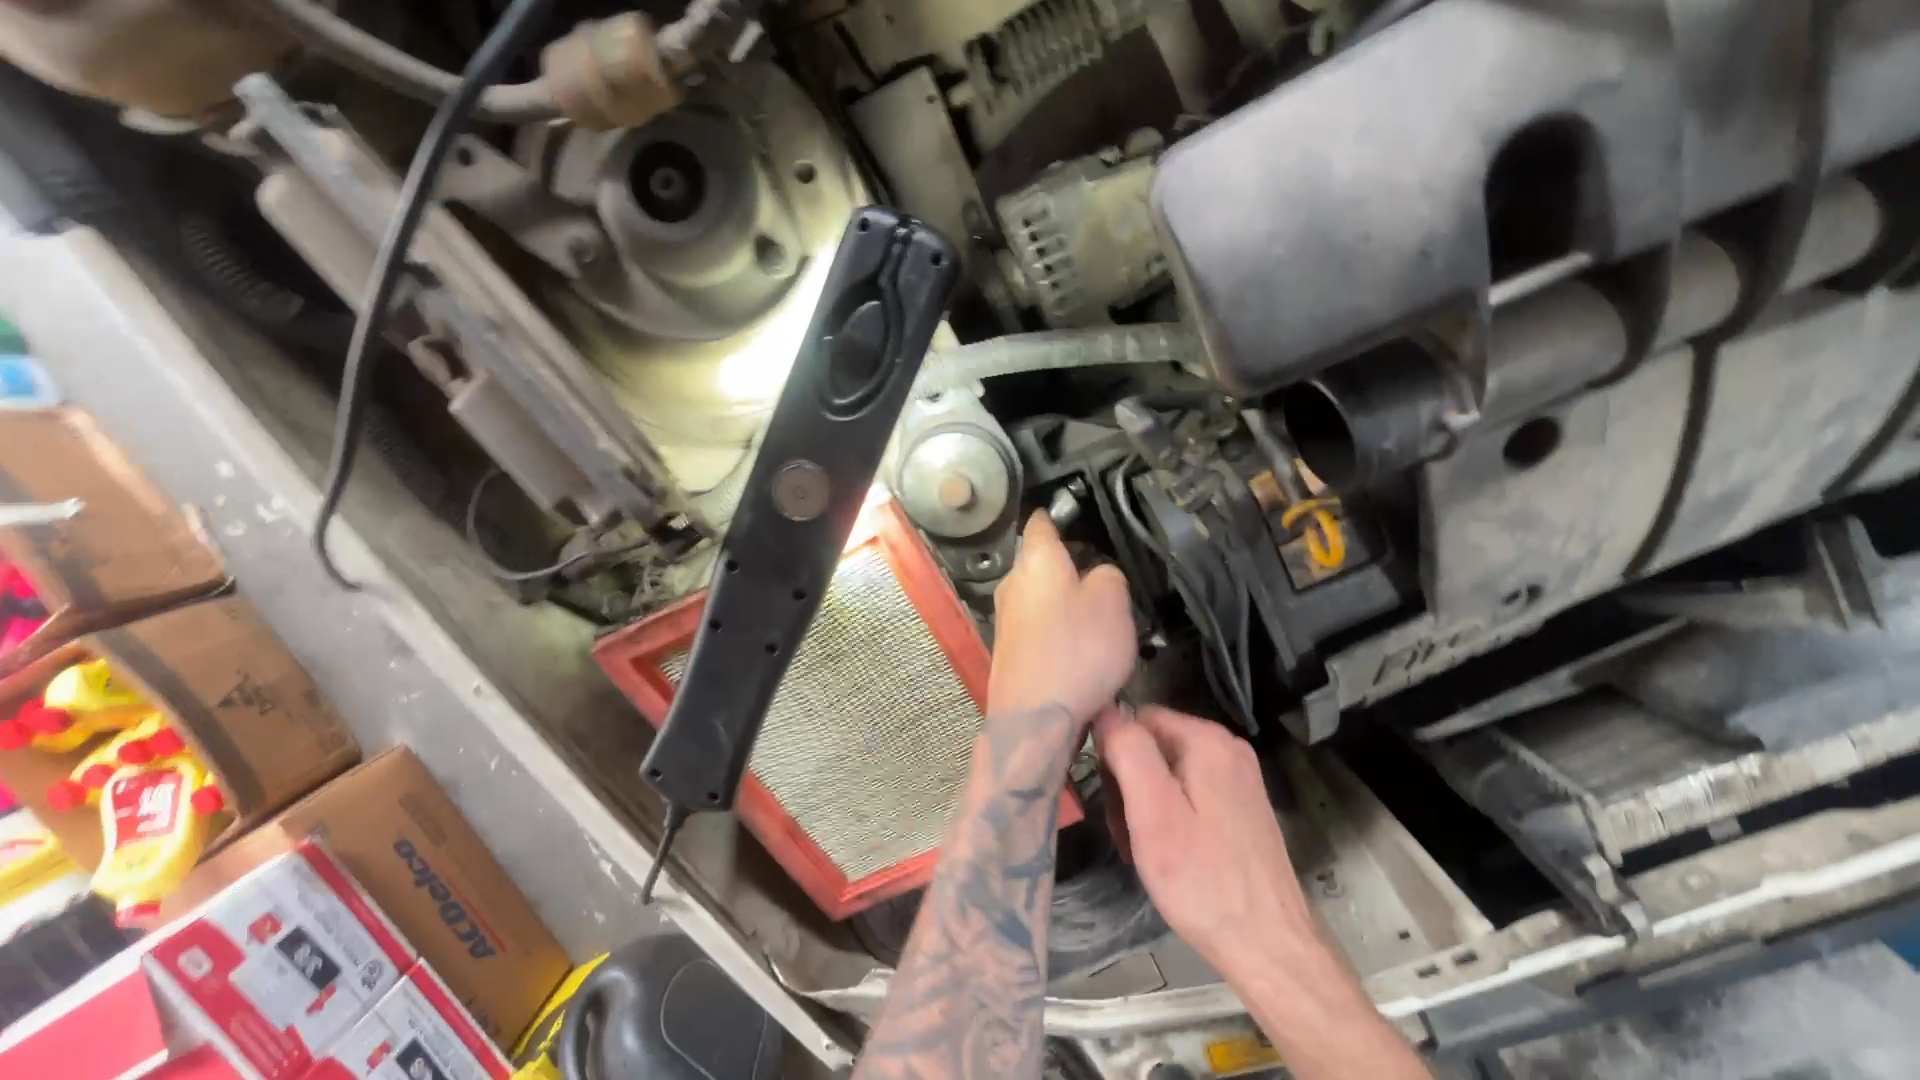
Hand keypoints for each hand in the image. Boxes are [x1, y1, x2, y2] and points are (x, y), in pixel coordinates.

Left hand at [988, 511, 1136, 726]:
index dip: (1063, 514)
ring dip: (1066, 601)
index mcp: (1035, 559)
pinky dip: (1058, 630)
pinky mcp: (1008, 650)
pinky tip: (1080, 650)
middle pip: (1042, 561)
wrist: (1035, 718)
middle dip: (1071, 565)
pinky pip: (1038, 627)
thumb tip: (1097, 573)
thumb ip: (1108, 574)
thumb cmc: (1077, 650)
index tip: (1082, 515)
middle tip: (1107, 579)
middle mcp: (1012, 582)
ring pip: (1041, 596)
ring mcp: (1005, 618)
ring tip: (1100, 620)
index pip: (1042, 520)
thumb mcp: (1114, 602)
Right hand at [1094, 705, 1311, 975]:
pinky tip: (1167, 850)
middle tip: (1125, 830)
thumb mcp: (1152, 812)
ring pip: (1168, 770)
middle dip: (1129, 781)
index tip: (1111, 800)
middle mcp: (1228, 748)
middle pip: (1153, 743)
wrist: (1265, 943)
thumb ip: (1128, 752)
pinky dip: (1169, 815)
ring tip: (1142, 846)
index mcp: (1208, 740)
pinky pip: (1189, 792)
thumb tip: (1105, 710)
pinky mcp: (1241, 805)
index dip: (1114, 753)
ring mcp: (1238, 777)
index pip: (1137, 718)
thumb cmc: (1201, 879)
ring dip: (1145, 802)